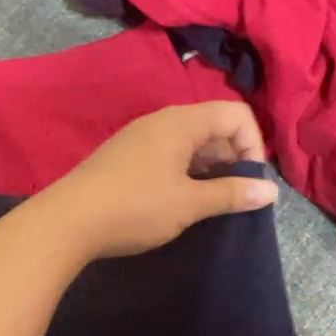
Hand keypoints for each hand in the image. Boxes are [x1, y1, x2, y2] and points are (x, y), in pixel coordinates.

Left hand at [27, 102, 278, 260]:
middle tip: (233, 195)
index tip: (249, 182)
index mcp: (181, 122)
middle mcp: (161, 121)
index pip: (236, 114)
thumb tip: (270, 190)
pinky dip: (184, 171)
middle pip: (213, 124)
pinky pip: (167, 154)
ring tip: (209, 202)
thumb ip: (230, 194)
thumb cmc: (134, 208)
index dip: (253, 145)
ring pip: (189, 142)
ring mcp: (139, 137)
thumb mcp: (188, 204)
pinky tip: (179, 201)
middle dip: (233, 157)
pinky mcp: (124, 157)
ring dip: (208, 167)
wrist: (66, 222)